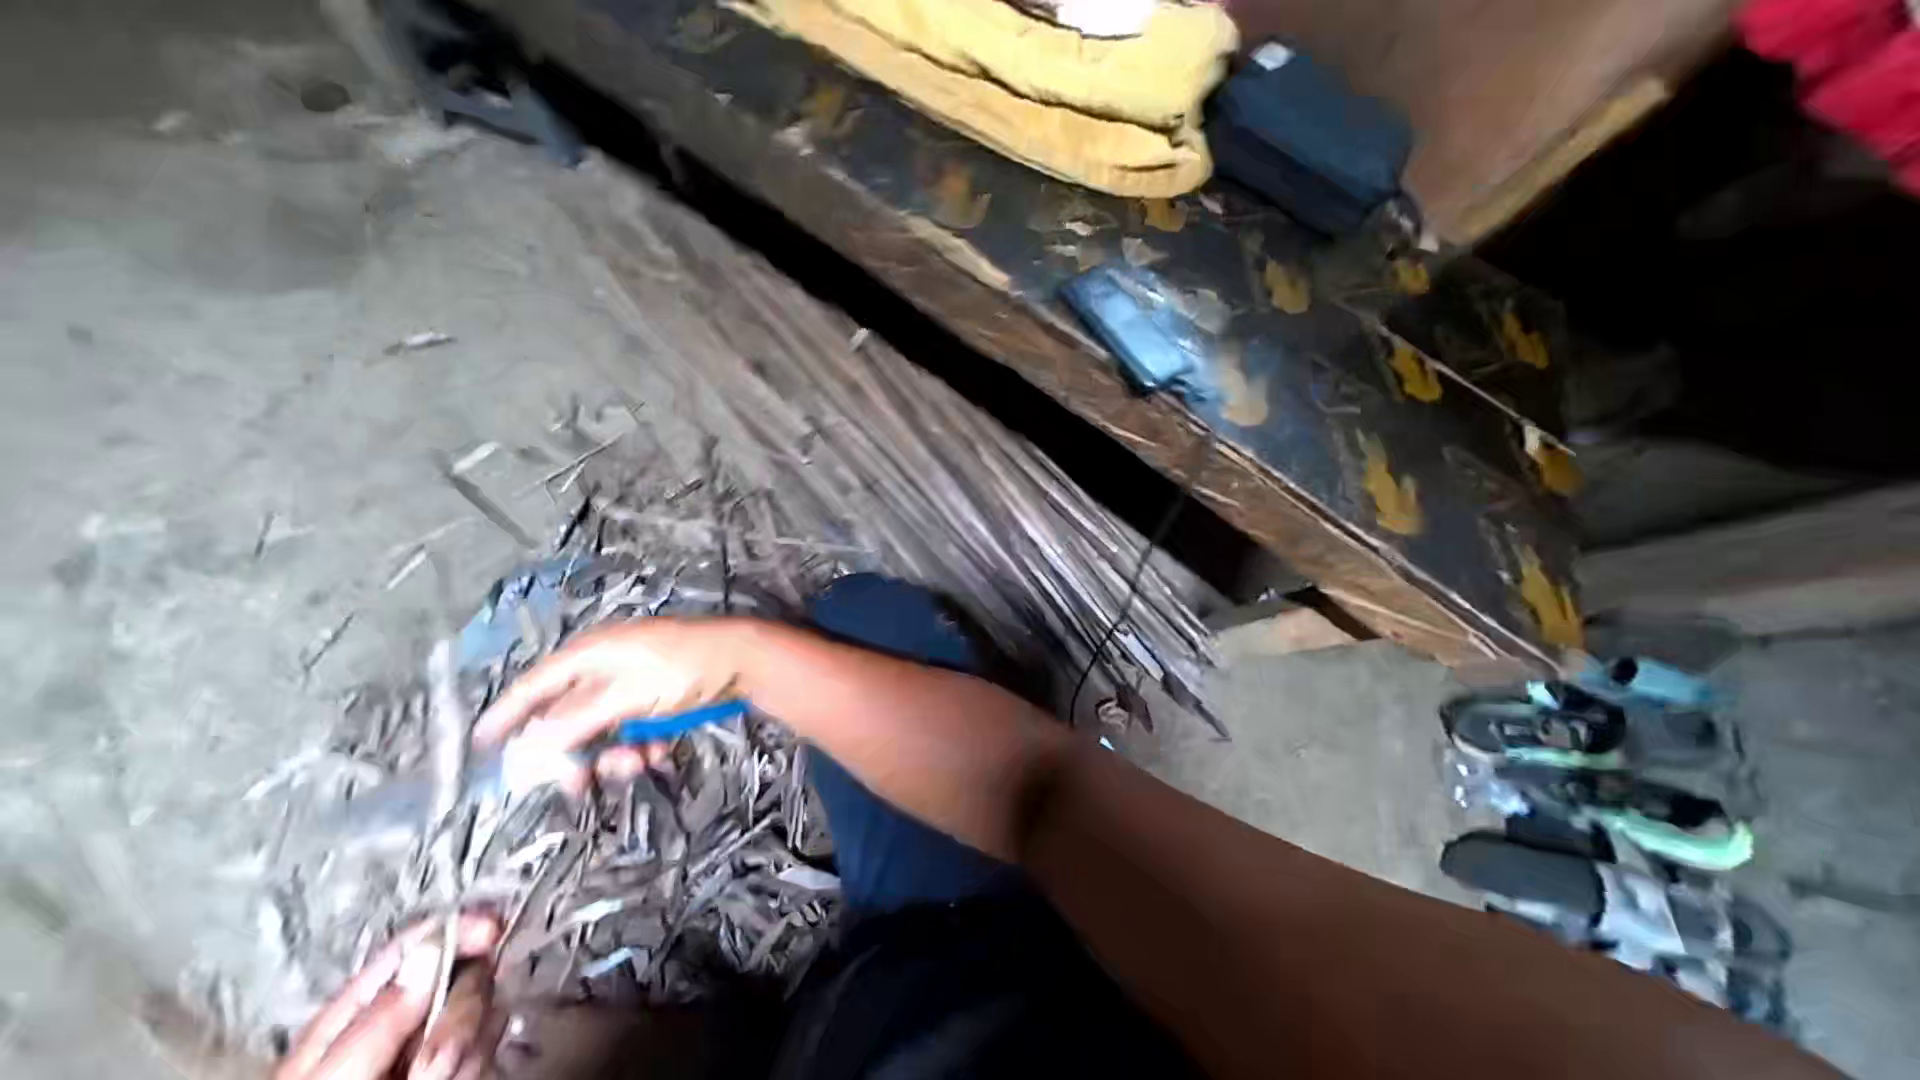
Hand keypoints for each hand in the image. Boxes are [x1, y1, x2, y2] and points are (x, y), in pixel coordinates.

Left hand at [275, 914, 501, 1079]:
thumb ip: (378, 1017)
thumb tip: (431, 948)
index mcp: (355, 1014)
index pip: (417, 942)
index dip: (460, 926)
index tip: (492, 930)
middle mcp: (398, 1022)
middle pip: (462, 974)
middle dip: (461, 1016)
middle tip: (436, 1064)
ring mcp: (426, 1048)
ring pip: (482, 1012)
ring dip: (468, 1049)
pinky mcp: (454, 1069)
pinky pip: (488, 1047)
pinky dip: (476, 1066)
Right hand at [473, 618, 756, 783]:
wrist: (743, 659)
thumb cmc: (682, 668)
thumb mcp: (627, 695)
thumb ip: (577, 720)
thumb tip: (528, 745)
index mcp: (591, 654)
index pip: (536, 684)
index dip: (508, 713)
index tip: (481, 744)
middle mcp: (606, 665)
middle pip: (568, 715)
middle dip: (572, 751)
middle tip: (577, 783)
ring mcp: (632, 682)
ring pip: (603, 728)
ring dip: (612, 752)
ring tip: (636, 762)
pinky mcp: (656, 697)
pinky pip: (632, 727)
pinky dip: (639, 744)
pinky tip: (656, 752)